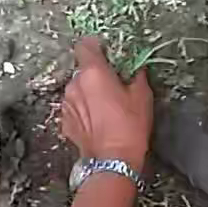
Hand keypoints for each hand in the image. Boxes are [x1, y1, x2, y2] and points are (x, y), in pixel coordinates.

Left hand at [61, 37, 152, 171]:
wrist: (113, 161)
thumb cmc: (129, 127)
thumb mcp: (142, 96)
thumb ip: (137, 76)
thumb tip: (136, 69)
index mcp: (93, 73)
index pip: (84, 45)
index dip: (95, 47)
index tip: (107, 53)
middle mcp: (74, 84)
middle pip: (82, 70)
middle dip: (96, 74)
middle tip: (113, 86)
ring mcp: (67, 104)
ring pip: (77, 89)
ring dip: (88, 93)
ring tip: (105, 107)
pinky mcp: (65, 121)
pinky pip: (74, 108)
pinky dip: (83, 110)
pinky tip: (97, 121)